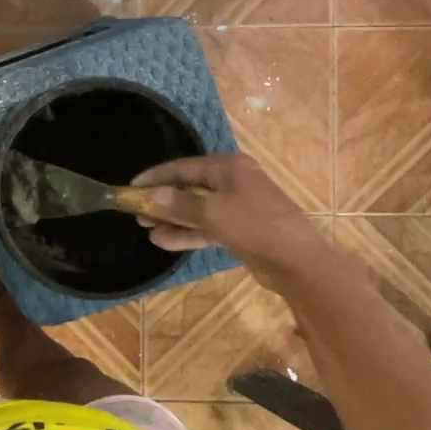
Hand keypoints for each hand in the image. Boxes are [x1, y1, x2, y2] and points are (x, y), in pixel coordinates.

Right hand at [131, 153, 321, 274]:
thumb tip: (152, 194)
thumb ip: (180, 203)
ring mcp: (237, 207)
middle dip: (163, 201)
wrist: (298, 262)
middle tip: (138, 213)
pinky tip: (164, 242)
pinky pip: (207, 227)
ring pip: (197, 210)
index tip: (132, 186)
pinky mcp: (239, 230)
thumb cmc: (255, 226)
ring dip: (172, 219)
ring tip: (146, 229)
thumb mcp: (213, 212)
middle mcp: (233, 182)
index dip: (156, 176)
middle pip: (189, 188)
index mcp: (229, 168)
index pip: (183, 167)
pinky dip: (187, 233)